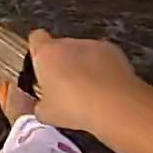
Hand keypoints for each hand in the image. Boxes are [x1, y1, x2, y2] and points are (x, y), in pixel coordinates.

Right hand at [26, 29, 147, 133]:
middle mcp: (67, 43)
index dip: (38, 50)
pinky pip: (101, 56)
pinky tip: (106, 86)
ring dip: (82, 64)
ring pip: (81, 51)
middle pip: (60, 46)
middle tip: (65, 86)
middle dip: (61, 61)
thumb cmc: (74, 108)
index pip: (36, 38)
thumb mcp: (47, 114)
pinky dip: (102, 67)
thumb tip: (41, 106)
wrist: (116, 107)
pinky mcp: (113, 50)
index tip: (41, 65)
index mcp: (45, 53)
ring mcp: (92, 44)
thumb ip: (40, 104)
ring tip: (89, 89)